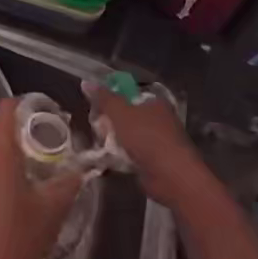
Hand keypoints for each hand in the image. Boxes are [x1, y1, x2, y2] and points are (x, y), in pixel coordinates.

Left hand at [0, 101, 82, 258]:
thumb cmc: (20, 232)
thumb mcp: (54, 206)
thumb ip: (69, 180)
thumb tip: (82, 167)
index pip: (7, 106)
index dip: (28, 104)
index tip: (50, 114)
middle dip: (20, 123)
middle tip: (47, 136)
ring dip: (7, 141)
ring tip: (35, 156)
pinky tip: (18, 176)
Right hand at [85, 81, 196, 205]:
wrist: (171, 176)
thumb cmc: (147, 138)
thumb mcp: (120, 113)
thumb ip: (103, 98)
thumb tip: (86, 82)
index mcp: (154, 102)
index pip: (128, 93)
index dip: (111, 97)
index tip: (95, 105)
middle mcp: (158, 119)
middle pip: (126, 114)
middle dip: (110, 121)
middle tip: (96, 126)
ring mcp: (157, 140)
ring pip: (127, 134)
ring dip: (113, 139)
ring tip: (100, 143)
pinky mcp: (154, 160)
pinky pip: (131, 152)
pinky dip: (121, 154)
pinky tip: (109, 157)